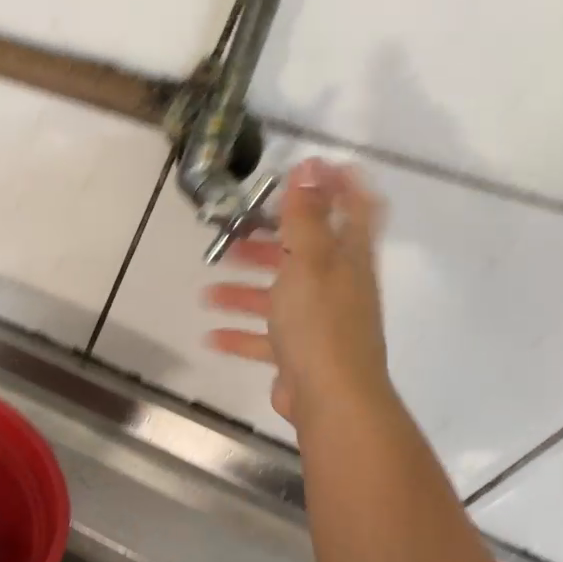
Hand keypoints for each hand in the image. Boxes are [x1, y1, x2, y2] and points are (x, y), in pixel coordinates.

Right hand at [202, 158, 392, 423]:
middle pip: (307, 252)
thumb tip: (309, 167)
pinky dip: (239, 333)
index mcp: (348, 257)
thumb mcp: (309, 262)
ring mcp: (318, 320)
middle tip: (239, 230)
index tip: (312, 168)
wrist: (329, 394)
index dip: (339, 185)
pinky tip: (211, 334)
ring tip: (208, 288)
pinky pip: (264, 337)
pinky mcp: (298, 353)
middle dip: (274, 238)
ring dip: (245, 287)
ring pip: (280, 294)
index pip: (354, 208)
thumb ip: (306, 217)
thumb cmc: (320, 324)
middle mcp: (338, 284)